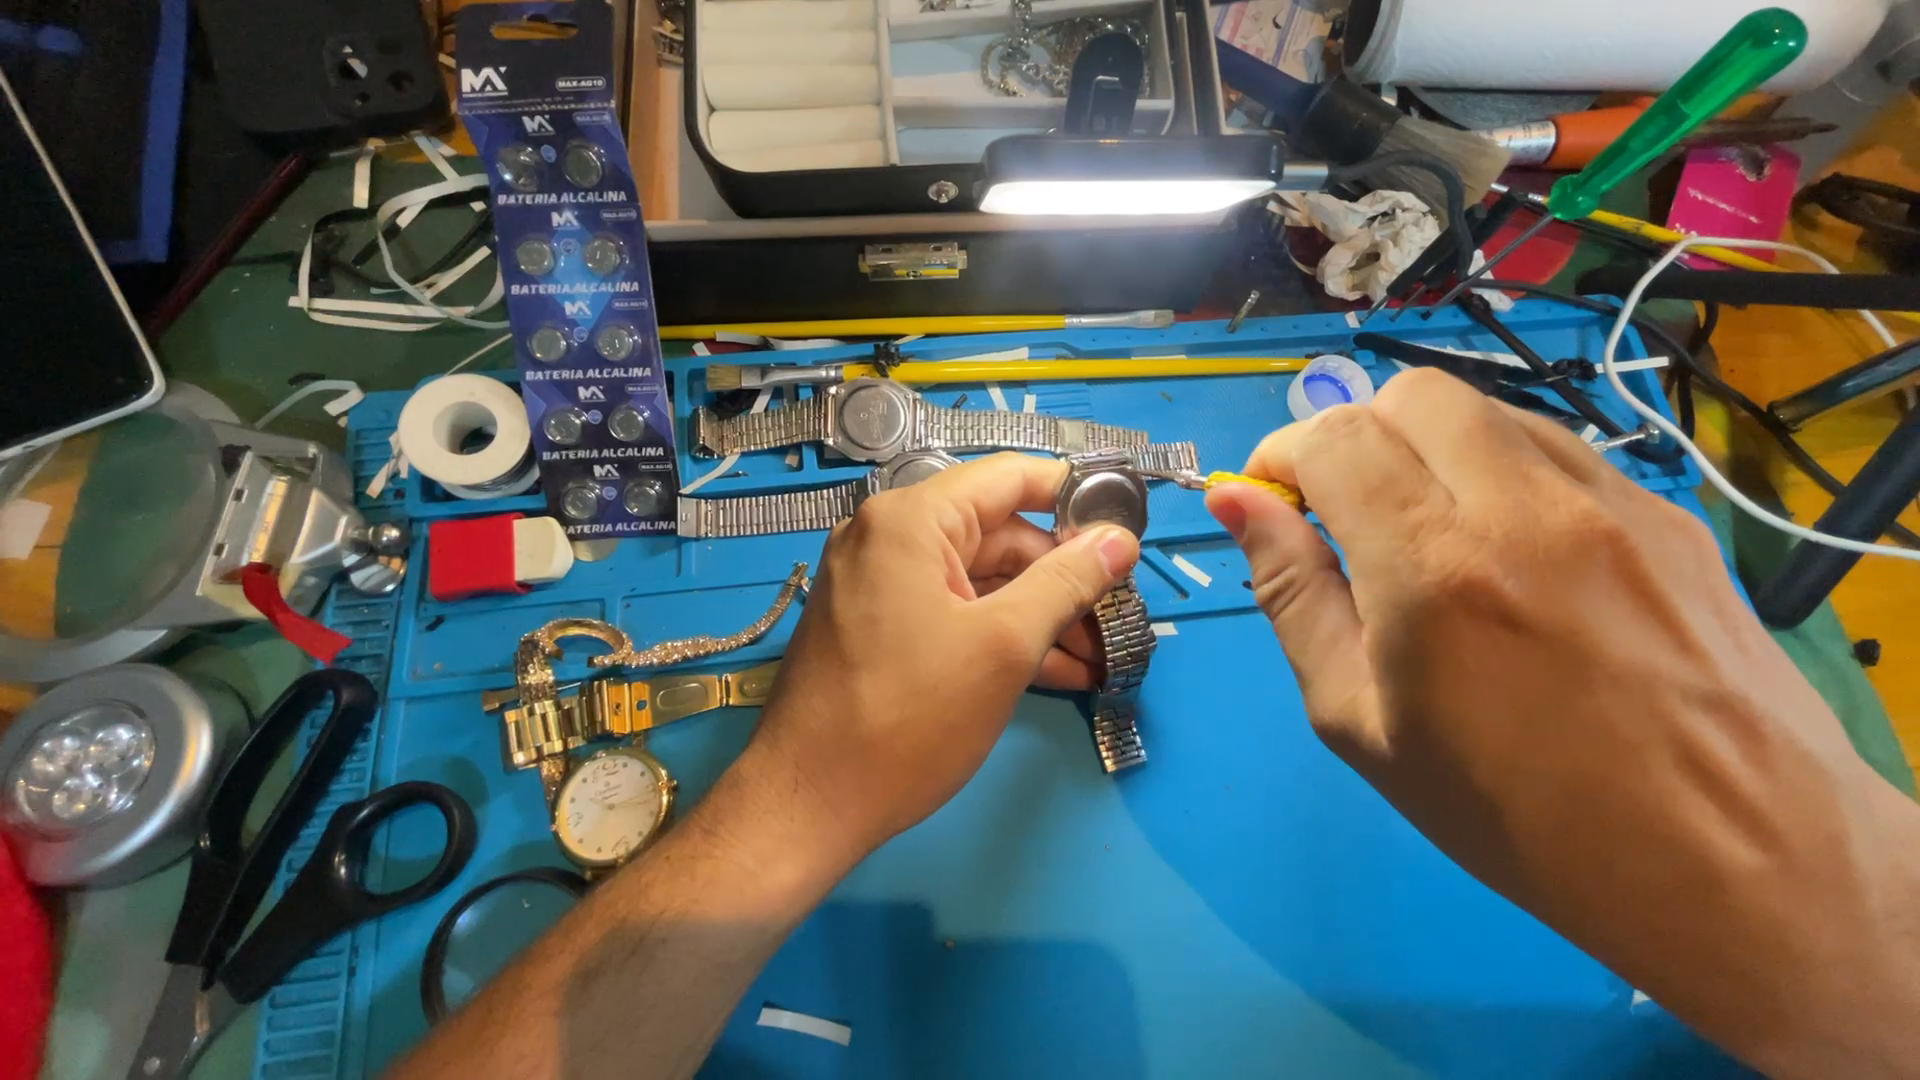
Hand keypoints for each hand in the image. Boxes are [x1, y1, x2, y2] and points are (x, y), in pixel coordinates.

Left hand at [730, 453, 1138, 865]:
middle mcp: (889, 538)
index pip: (1009, 477)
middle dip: (1064, 579)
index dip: (1073, 498)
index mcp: (911, 520)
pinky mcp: (881, 627)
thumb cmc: (909, 719)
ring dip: (1040, 616)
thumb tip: (1120, 539)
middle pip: (999, 535)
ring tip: (1102, 658)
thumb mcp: (1003, 647)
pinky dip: (1000, 636)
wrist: (807, 805)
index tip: (1128, 529)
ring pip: (981, 581)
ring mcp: (881, 584)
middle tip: (1121, 618)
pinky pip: (954, 612)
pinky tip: (1057, 672)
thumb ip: (1066, 583)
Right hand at [1206, 369, 1919, 1078]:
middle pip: (1408, 395)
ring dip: (1418, 444)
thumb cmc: (1508, 809)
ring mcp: (1609, 500)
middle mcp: (1523, 507)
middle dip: (1347, 434)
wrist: (1738, 867)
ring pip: (1481, 408)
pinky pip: (1551, 447)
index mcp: (1433, 568)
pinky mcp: (1666, 513)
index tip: (1266, 501)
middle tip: (1336, 509)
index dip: (1278, 456)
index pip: (1332, 441)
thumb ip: (1290, 592)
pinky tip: (1496, 543)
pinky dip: (1490, 465)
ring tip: (1414, 526)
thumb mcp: (1355, 716)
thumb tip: (1236, 504)